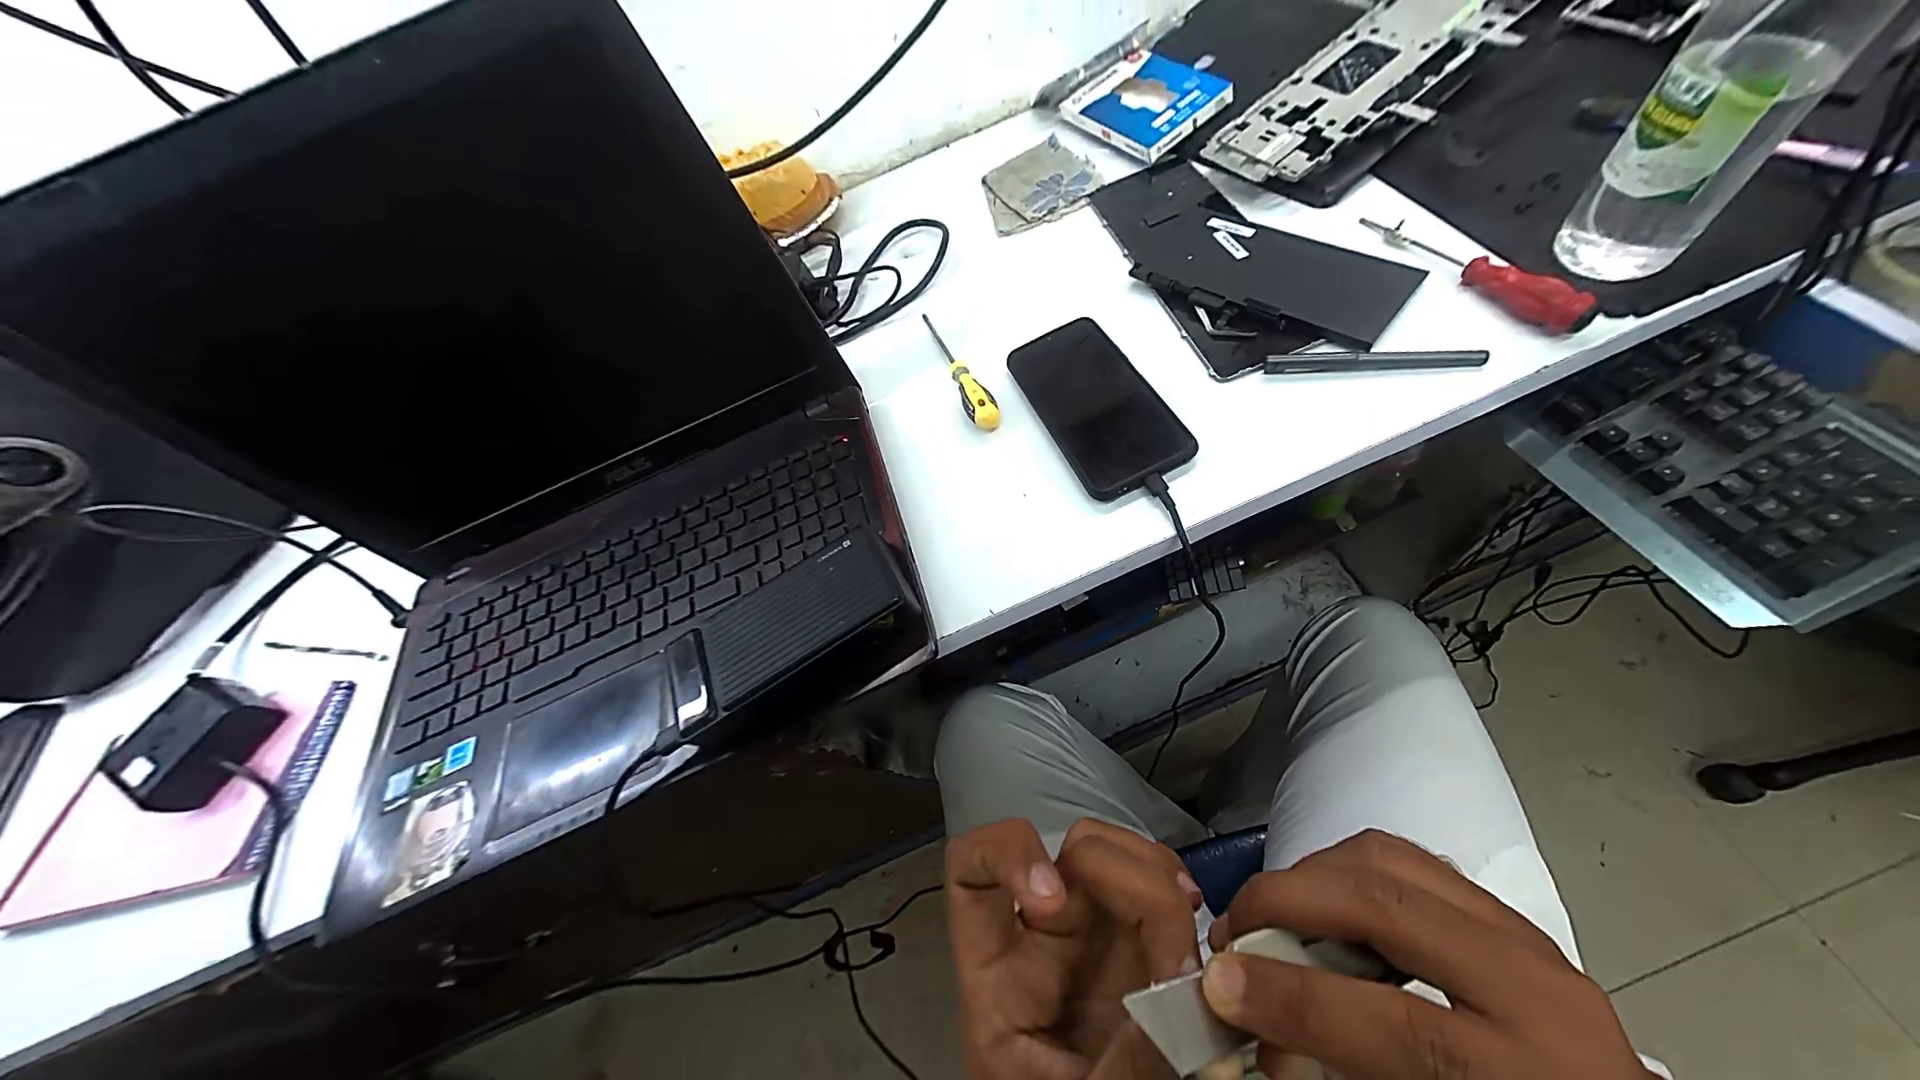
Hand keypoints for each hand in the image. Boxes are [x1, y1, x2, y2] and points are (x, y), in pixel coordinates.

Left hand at [946, 817, 1204, 1079]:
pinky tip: (1194, 922)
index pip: (971, 868)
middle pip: (1066, 851)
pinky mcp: (1130, 939)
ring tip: (1185, 929)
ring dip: (1153, 874)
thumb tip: (1185, 994)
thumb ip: (1126, 1059)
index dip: (1004, 854)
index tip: (1051, 901)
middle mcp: (1042, 931)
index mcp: (1000, 968)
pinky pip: (1149, 883)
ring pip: (1111, 852)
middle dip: (1118, 872)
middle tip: (1166, 944)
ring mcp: (1087, 929)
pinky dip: (1176, 892)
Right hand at [1200, 830, 1653, 1079]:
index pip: (1392, 1021)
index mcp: (1528, 1076)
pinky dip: (1348, 869)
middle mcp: (1539, 993)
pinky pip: (1410, 859)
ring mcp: (1528, 941)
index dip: (1288, 995)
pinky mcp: (1509, 918)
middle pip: (1385, 901)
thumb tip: (1249, 1022)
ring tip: (1276, 914)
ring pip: (1393, 858)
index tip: (1218, 982)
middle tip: (1234, 929)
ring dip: (1313, 876)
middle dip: (1285, 902)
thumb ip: (1332, 1066)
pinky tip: (1328, 906)